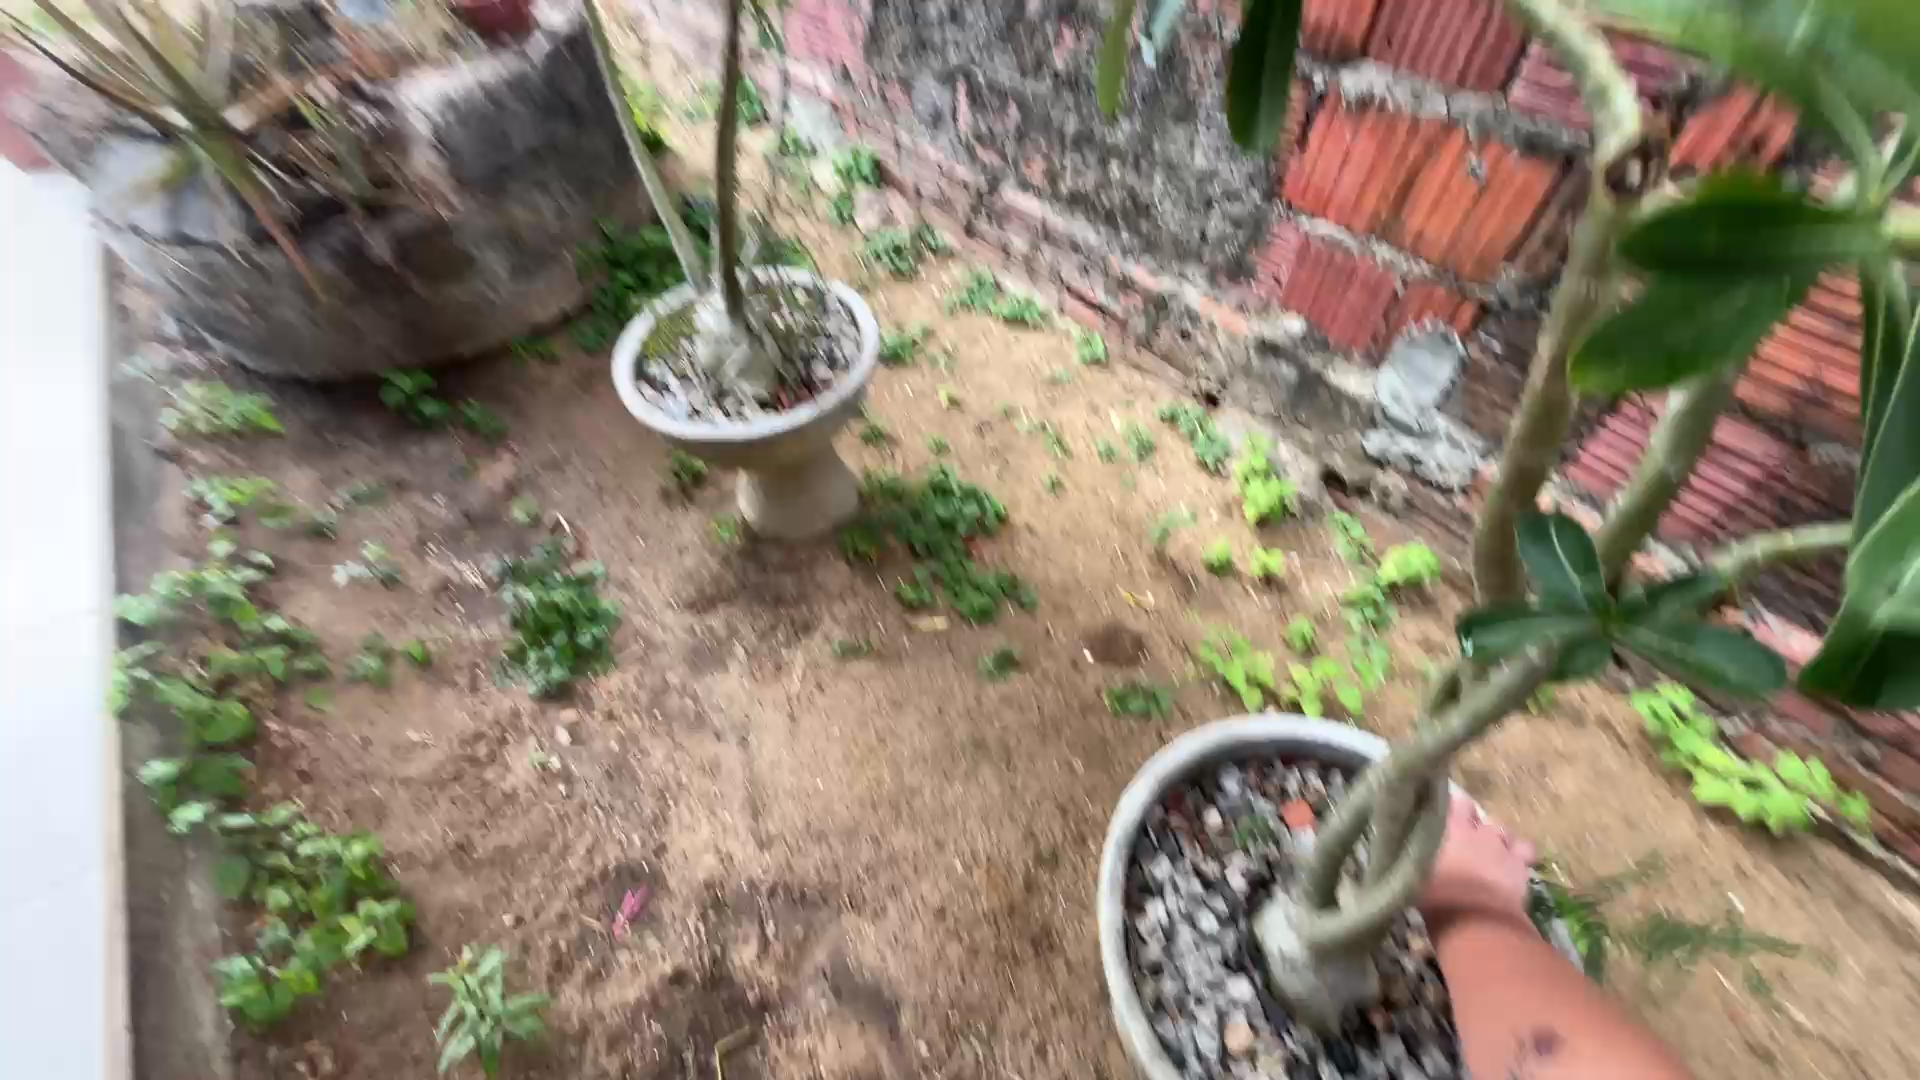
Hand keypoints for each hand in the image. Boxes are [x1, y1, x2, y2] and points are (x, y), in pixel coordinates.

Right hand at [1417, 793, 1536, 937]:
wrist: (1476, 921)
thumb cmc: (1434, 896)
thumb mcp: (1412, 871)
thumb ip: (1410, 852)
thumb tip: (1401, 845)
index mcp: (1438, 826)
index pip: (1436, 801)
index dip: (1434, 805)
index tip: (1428, 810)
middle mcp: (1467, 827)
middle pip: (1467, 806)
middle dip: (1464, 813)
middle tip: (1458, 825)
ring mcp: (1496, 843)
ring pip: (1497, 826)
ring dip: (1492, 833)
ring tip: (1487, 844)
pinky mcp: (1519, 863)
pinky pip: (1525, 847)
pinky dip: (1519, 849)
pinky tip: (1515, 857)